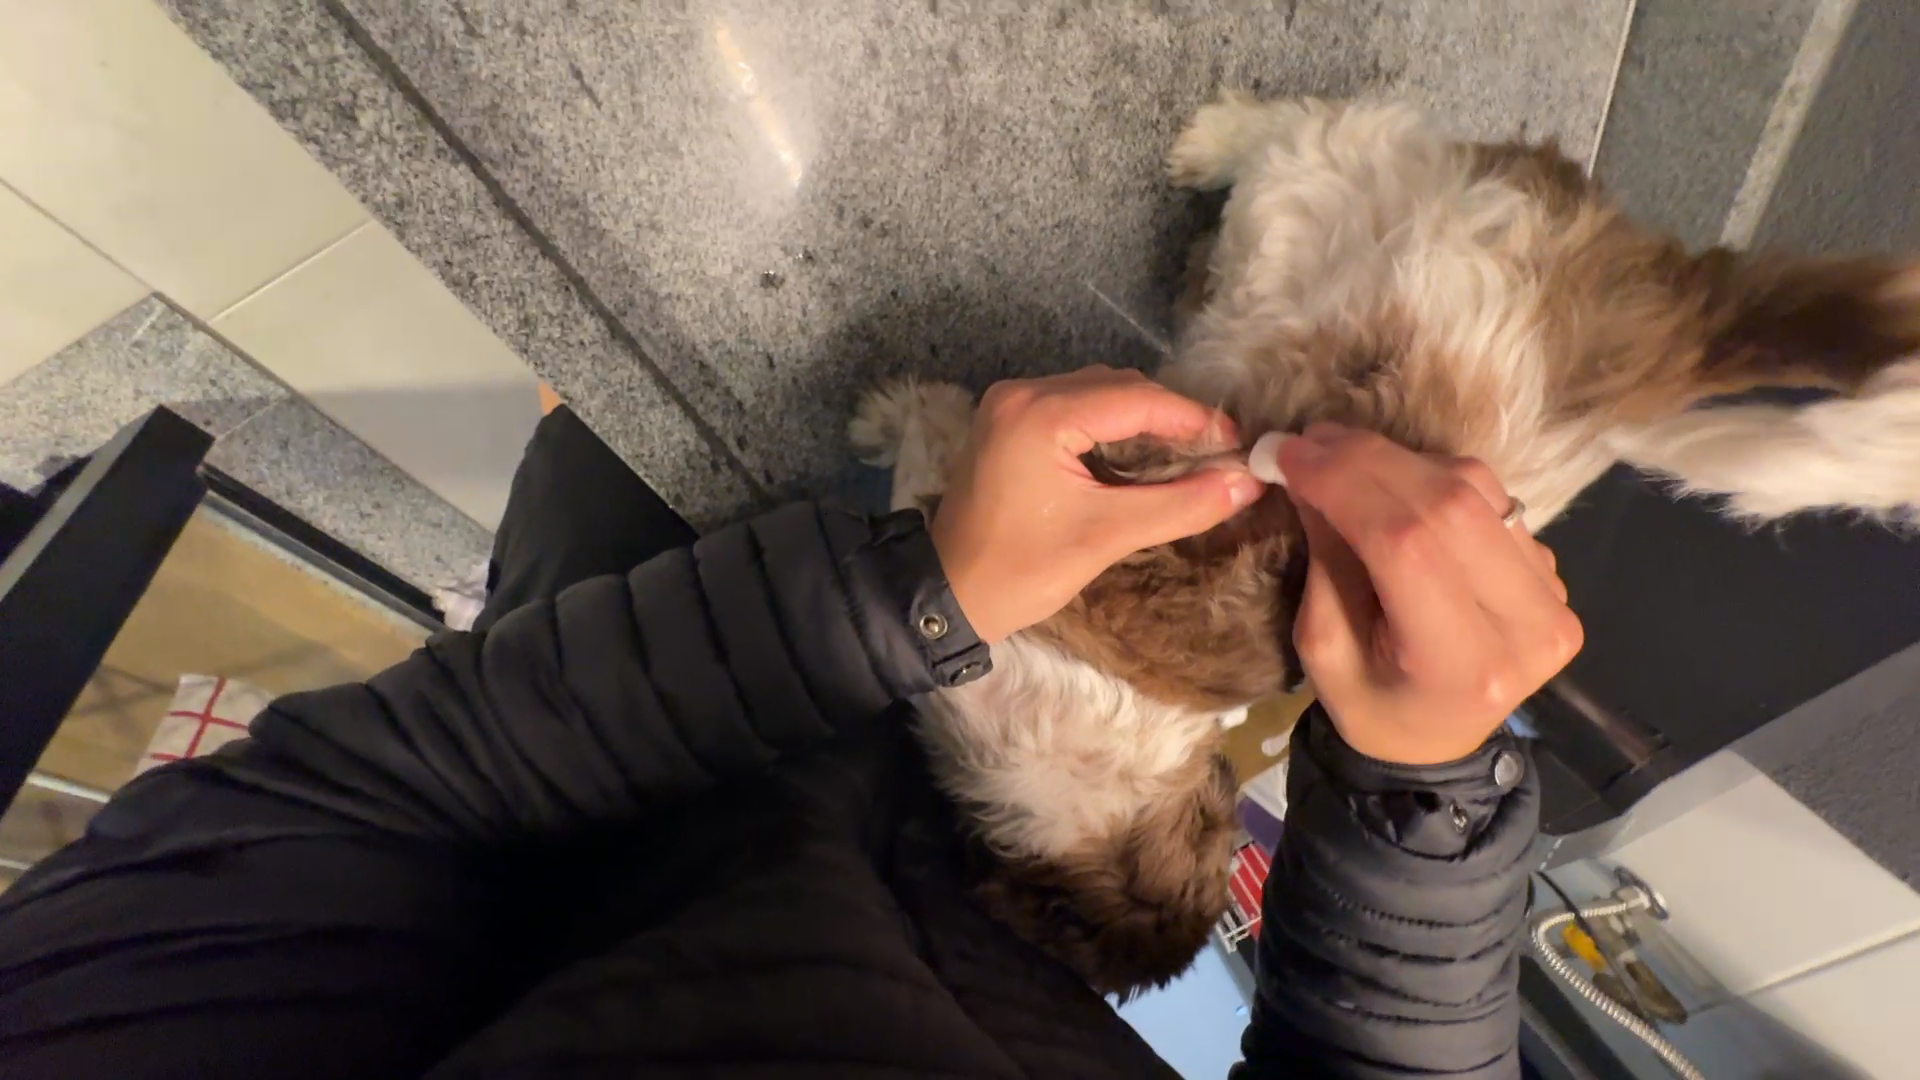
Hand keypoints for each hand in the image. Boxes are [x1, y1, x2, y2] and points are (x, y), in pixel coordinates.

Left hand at [929, 366, 1265, 642]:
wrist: (949, 594)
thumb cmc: (1022, 570)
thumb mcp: (1105, 536)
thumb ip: (1181, 505)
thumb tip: (1247, 483)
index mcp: (1038, 414)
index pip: (1135, 398)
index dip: (1193, 418)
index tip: (1236, 445)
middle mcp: (1020, 394)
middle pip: (1116, 388)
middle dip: (1167, 418)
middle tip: (1210, 457)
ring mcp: (1008, 405)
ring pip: (1095, 395)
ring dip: (1139, 422)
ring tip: (1179, 459)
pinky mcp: (1006, 423)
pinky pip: (1072, 409)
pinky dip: (1107, 429)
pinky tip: (1132, 458)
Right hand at [1275, 424, 1582, 764]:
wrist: (1435, 739)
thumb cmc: (1366, 704)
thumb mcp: (1321, 646)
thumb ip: (1327, 561)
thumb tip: (1309, 478)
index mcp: (1461, 662)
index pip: (1407, 545)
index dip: (1345, 485)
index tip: (1289, 456)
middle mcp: (1526, 623)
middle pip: (1450, 505)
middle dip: (1367, 460)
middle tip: (1308, 441)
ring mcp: (1552, 593)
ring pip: (1477, 489)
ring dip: (1398, 458)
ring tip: (1338, 452)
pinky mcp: (1552, 571)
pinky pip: (1490, 498)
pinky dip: (1428, 476)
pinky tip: (1386, 480)